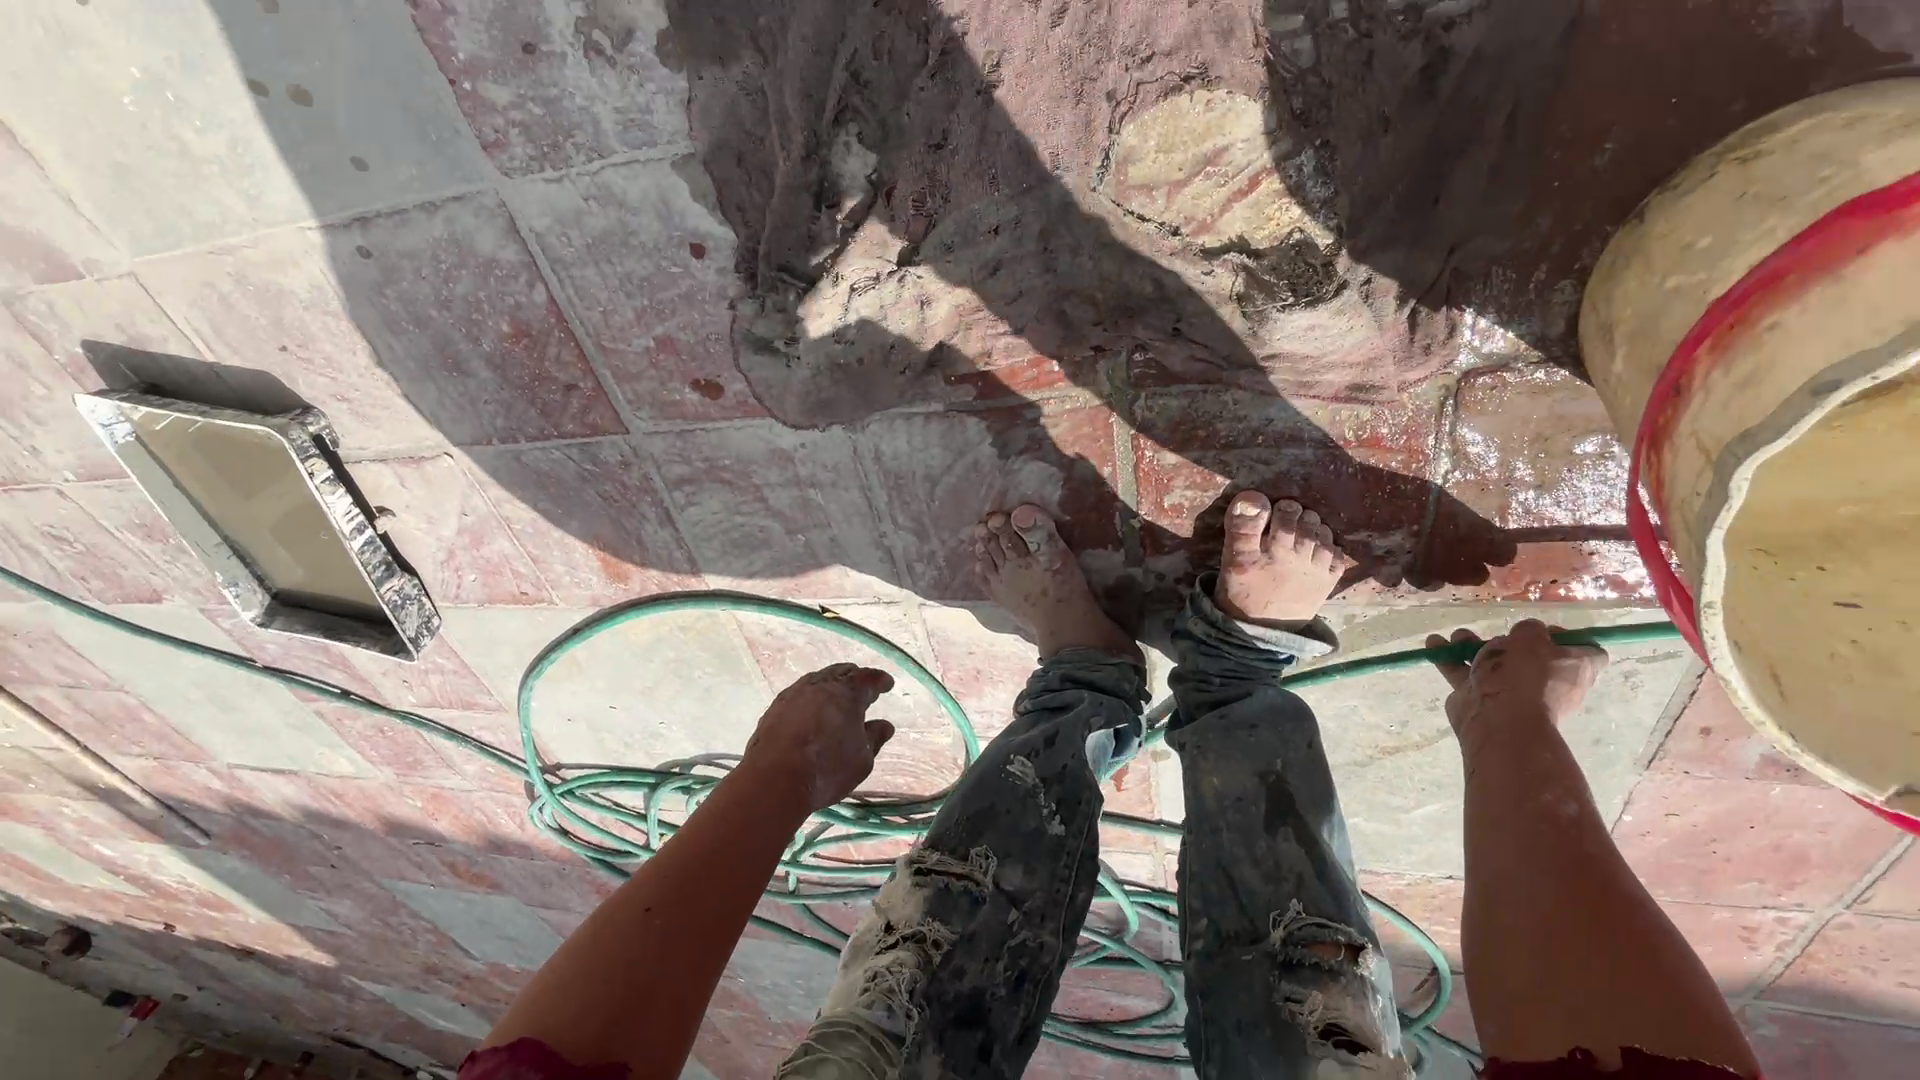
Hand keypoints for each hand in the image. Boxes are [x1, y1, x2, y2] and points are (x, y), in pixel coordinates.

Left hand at [738, 664, 895, 813]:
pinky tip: (810, 712)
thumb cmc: (826, 770)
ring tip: (836, 699)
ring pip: (817, 681)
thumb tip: (884, 725)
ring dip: (830, 686)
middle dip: (854, 679)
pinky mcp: (774, 709)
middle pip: (841, 673)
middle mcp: (820, 686)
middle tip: (863, 689)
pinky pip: (798, 695)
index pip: (868, 678)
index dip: (880, 680)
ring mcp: (793, 695)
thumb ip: (874, 738)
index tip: (887, 684)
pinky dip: (810, 699)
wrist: (773, 780)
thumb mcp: (862, 760)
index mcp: (847, 693)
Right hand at [1426, 620, 1608, 739]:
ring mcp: (1512, 691)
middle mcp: (1547, 681)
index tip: (1545, 632)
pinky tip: (1433, 645)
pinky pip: (1465, 672)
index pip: (1586, 651)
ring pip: (1493, 662)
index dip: (1567, 638)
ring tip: (1457, 636)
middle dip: (1507, 640)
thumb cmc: (1526, 675)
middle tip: (1496, 633)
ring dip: (1473, 646)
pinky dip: (1449, 658)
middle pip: (1531, 655)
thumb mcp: (1532, 638)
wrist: (1498, 718)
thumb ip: (1530, 629)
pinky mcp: (1481, 697)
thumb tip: (1528, 634)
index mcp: (1574, 668)